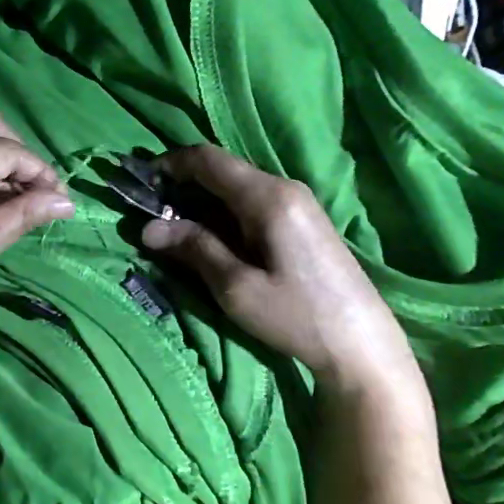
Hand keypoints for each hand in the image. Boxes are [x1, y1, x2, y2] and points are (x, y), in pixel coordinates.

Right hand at [140, 145, 421, 398]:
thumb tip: (147, 228)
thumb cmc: (296, 316)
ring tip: (174, 233)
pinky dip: (223, 214)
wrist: (361, 344)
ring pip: (236, 188)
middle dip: (182, 187)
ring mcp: (298, 203)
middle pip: (223, 171)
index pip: (209, 159)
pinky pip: (252, 203)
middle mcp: (284, 188)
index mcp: (268, 198)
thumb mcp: (236, 288)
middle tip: (152, 216)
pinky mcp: (302, 221)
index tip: (141, 185)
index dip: (170, 164)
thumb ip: (194, 249)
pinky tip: (212, 240)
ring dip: (201, 203)